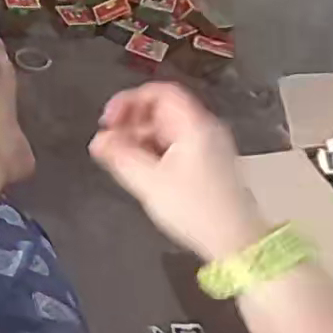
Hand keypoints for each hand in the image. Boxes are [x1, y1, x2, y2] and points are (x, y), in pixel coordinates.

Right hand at [89, 82, 265, 260]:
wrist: (234, 240)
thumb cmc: (197, 210)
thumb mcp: (149, 181)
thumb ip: (119, 156)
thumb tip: (98, 141)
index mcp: (195, 126)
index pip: (160, 93)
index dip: (129, 100)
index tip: (109, 119)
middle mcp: (204, 130)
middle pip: (162, 109)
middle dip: (130, 120)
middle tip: (109, 138)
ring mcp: (207, 147)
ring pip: (166, 129)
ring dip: (138, 137)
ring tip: (118, 155)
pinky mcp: (206, 164)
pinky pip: (173, 145)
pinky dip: (151, 150)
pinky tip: (137, 167)